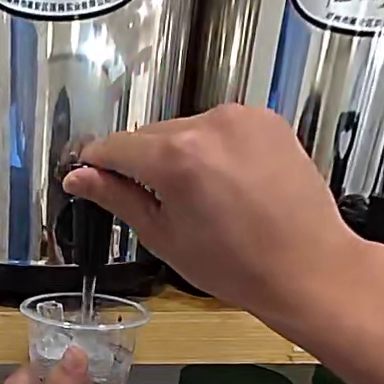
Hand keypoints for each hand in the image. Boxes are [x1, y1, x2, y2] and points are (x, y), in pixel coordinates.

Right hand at [62, 104, 374, 321]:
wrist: (305, 266)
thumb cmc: (234, 264)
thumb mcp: (161, 235)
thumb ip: (116, 197)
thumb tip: (78, 178)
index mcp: (176, 156)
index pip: (113, 146)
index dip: (94, 165)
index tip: (86, 178)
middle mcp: (209, 124)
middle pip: (147, 136)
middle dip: (136, 164)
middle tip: (146, 204)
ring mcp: (242, 117)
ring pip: (181, 130)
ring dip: (172, 157)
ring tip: (190, 199)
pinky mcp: (265, 119)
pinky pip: (215, 129)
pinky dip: (205, 151)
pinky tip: (217, 185)